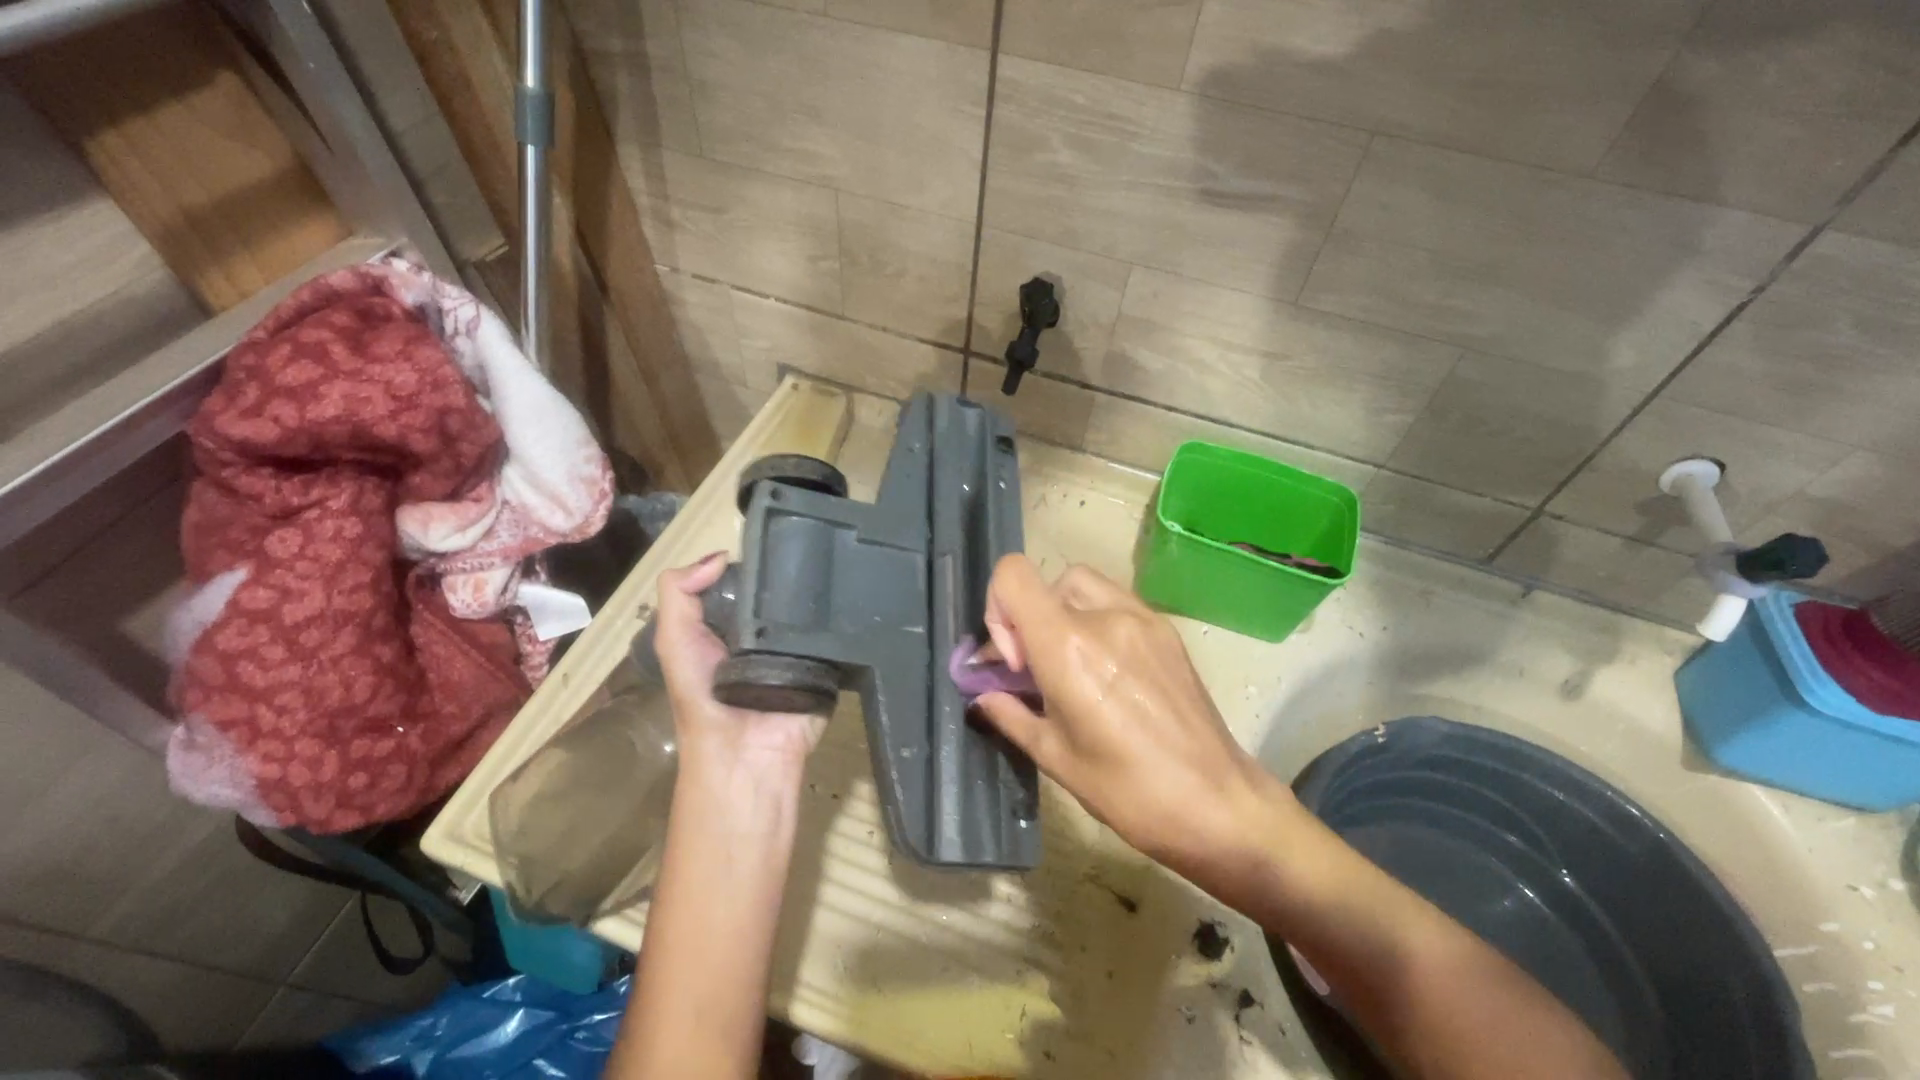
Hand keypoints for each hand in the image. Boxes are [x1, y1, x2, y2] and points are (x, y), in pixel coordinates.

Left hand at [653, 553, 827, 781]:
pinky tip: (851, 597)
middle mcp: (766, 635)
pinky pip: (840, 636)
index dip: (753, 562)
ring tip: (833, 567)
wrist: (744, 752)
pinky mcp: (828, 665)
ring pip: (813, 610)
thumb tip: (719, 555)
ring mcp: (800, 650)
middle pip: (783, 592)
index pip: (747, 582)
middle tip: (808, 547)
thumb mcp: (673, 639)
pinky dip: (843, 621)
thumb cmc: (702, 696)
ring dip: (821, 593)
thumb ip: (679, 593)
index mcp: (730, 626)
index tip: (771, 538)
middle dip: (791, 572)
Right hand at [972, 555, 1288, 875]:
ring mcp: (1142, 619)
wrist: (1216, 803)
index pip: (1013, 576)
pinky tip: (1106, 672)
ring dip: (1064, 615)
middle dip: (1030, 620)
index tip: (1014, 662)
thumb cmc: (1127, 791)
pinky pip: (1117, 604)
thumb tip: (983, 695)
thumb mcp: (1054, 757)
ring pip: (1083, 587)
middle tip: (1036, 672)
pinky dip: (1097, 622)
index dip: (997, 610)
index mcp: (1068, 646)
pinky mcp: (1167, 631)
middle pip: (1047, 582)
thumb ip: (1011, 714)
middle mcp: (1105, 616)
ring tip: (1070, 668)